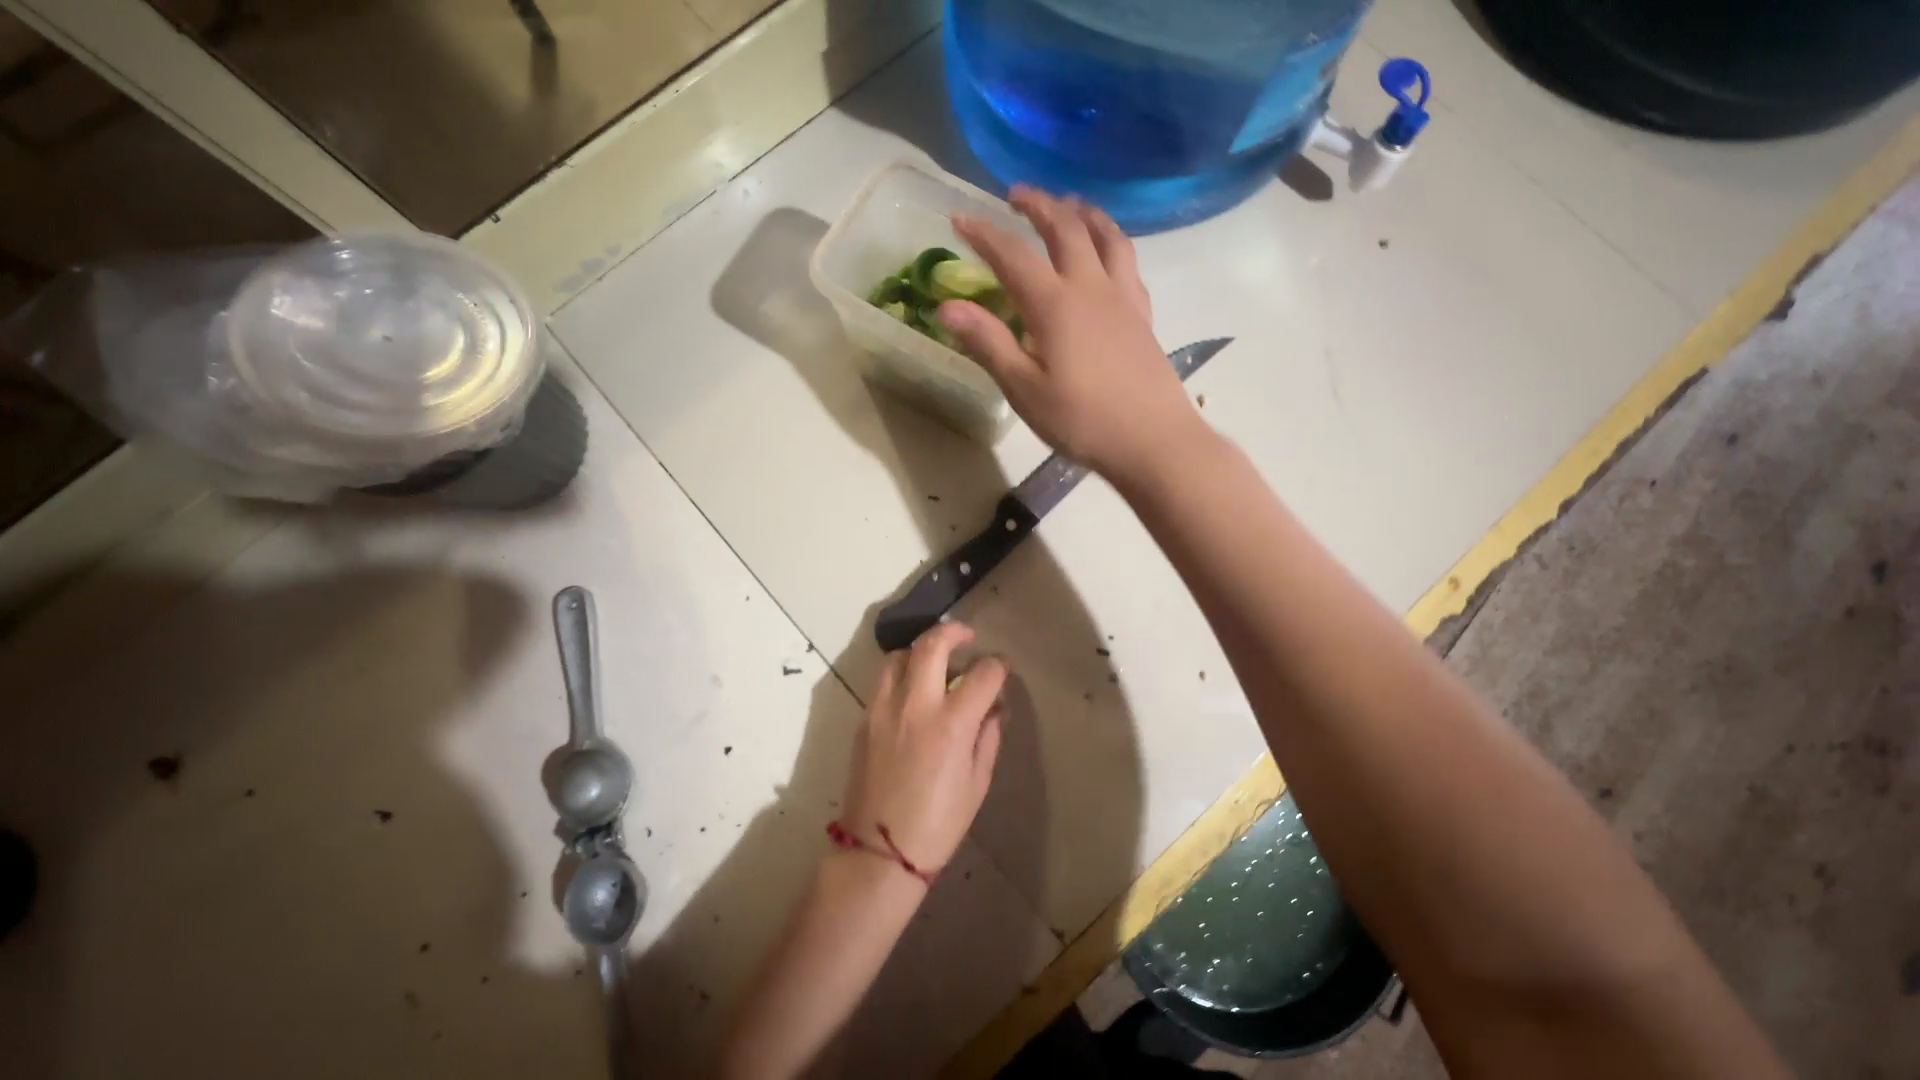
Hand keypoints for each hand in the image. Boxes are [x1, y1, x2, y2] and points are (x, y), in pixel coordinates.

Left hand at [841, 622, 1005, 877]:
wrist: (878, 852)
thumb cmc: (937, 824)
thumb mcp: (976, 784)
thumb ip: (987, 738)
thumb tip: (994, 708)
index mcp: (951, 724)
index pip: (982, 674)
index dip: (998, 666)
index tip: (1003, 668)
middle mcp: (915, 705)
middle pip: (932, 645)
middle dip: (953, 631)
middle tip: (967, 637)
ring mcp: (883, 709)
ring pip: (899, 656)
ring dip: (920, 650)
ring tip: (934, 662)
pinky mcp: (864, 720)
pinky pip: (883, 682)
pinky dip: (901, 674)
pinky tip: (913, 691)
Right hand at [940, 186, 1201, 479]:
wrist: (1153, 441)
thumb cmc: (1082, 420)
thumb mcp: (1024, 389)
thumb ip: (988, 343)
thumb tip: (949, 306)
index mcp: (1055, 305)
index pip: (1013, 255)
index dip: (985, 233)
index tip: (960, 217)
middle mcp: (1091, 288)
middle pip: (1066, 229)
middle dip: (1039, 205)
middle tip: (1017, 194)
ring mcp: (1122, 299)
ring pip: (1106, 236)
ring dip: (1084, 212)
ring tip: (1069, 203)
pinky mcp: (1143, 315)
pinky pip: (1128, 262)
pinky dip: (1112, 242)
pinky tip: (1108, 253)